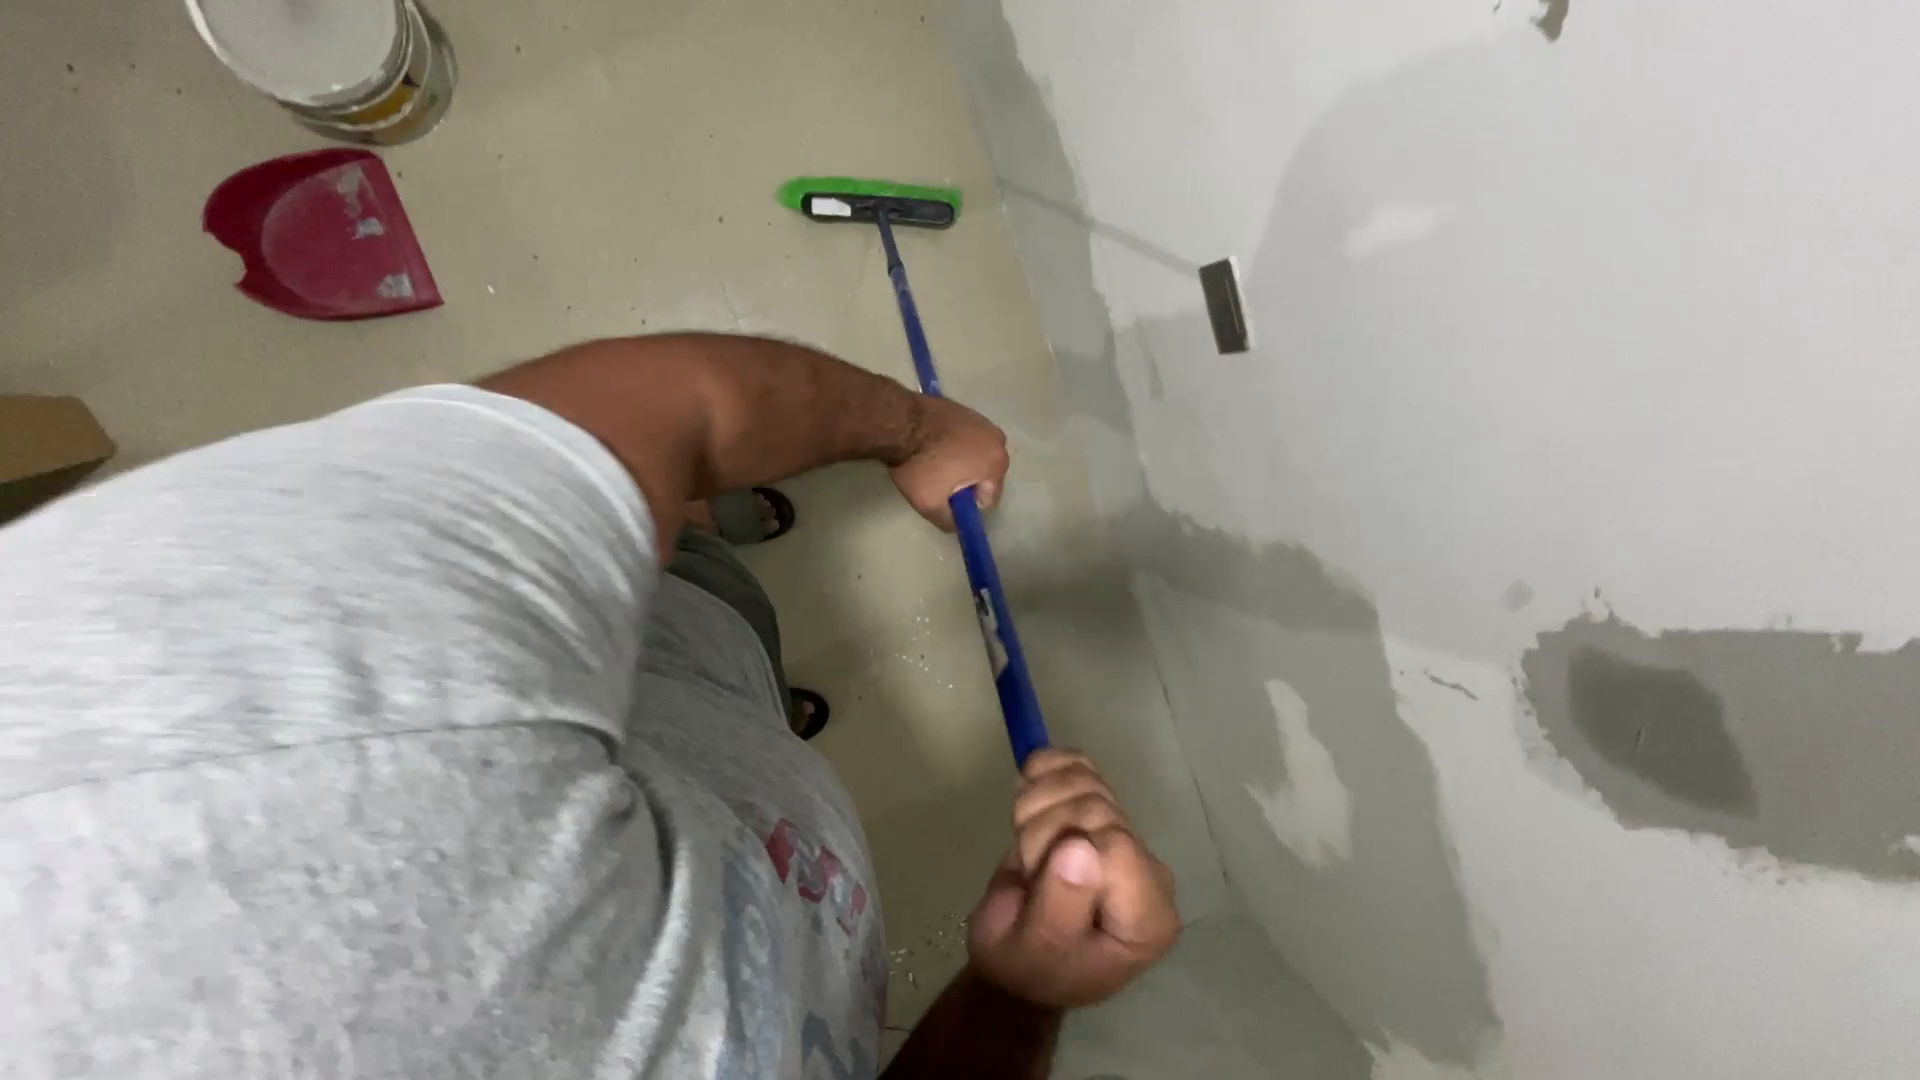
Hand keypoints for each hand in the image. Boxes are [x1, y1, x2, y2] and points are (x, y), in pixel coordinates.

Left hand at [890, 395, 1009, 530]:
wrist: (898, 420)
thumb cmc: (920, 464)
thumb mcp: (930, 505)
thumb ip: (948, 521)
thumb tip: (956, 526)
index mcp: (996, 464)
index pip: (988, 500)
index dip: (966, 504)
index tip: (945, 498)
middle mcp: (998, 441)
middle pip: (986, 476)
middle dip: (967, 482)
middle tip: (939, 481)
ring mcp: (983, 421)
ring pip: (977, 456)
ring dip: (963, 463)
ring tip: (935, 462)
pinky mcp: (967, 410)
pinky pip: (967, 439)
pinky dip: (956, 445)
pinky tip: (935, 445)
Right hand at [965, 750, 1179, 1008]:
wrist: (1013, 952)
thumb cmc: (1027, 964)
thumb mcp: (1036, 950)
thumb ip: (1060, 905)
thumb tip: (1080, 846)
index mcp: (1147, 915)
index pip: (1114, 845)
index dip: (1062, 851)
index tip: (1037, 886)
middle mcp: (1147, 870)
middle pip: (1095, 807)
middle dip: (1043, 832)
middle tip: (1030, 874)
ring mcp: (1125, 835)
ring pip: (1083, 779)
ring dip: (1038, 804)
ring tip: (1029, 849)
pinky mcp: (1100, 807)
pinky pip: (1078, 763)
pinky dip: (1045, 768)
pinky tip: (1031, 790)